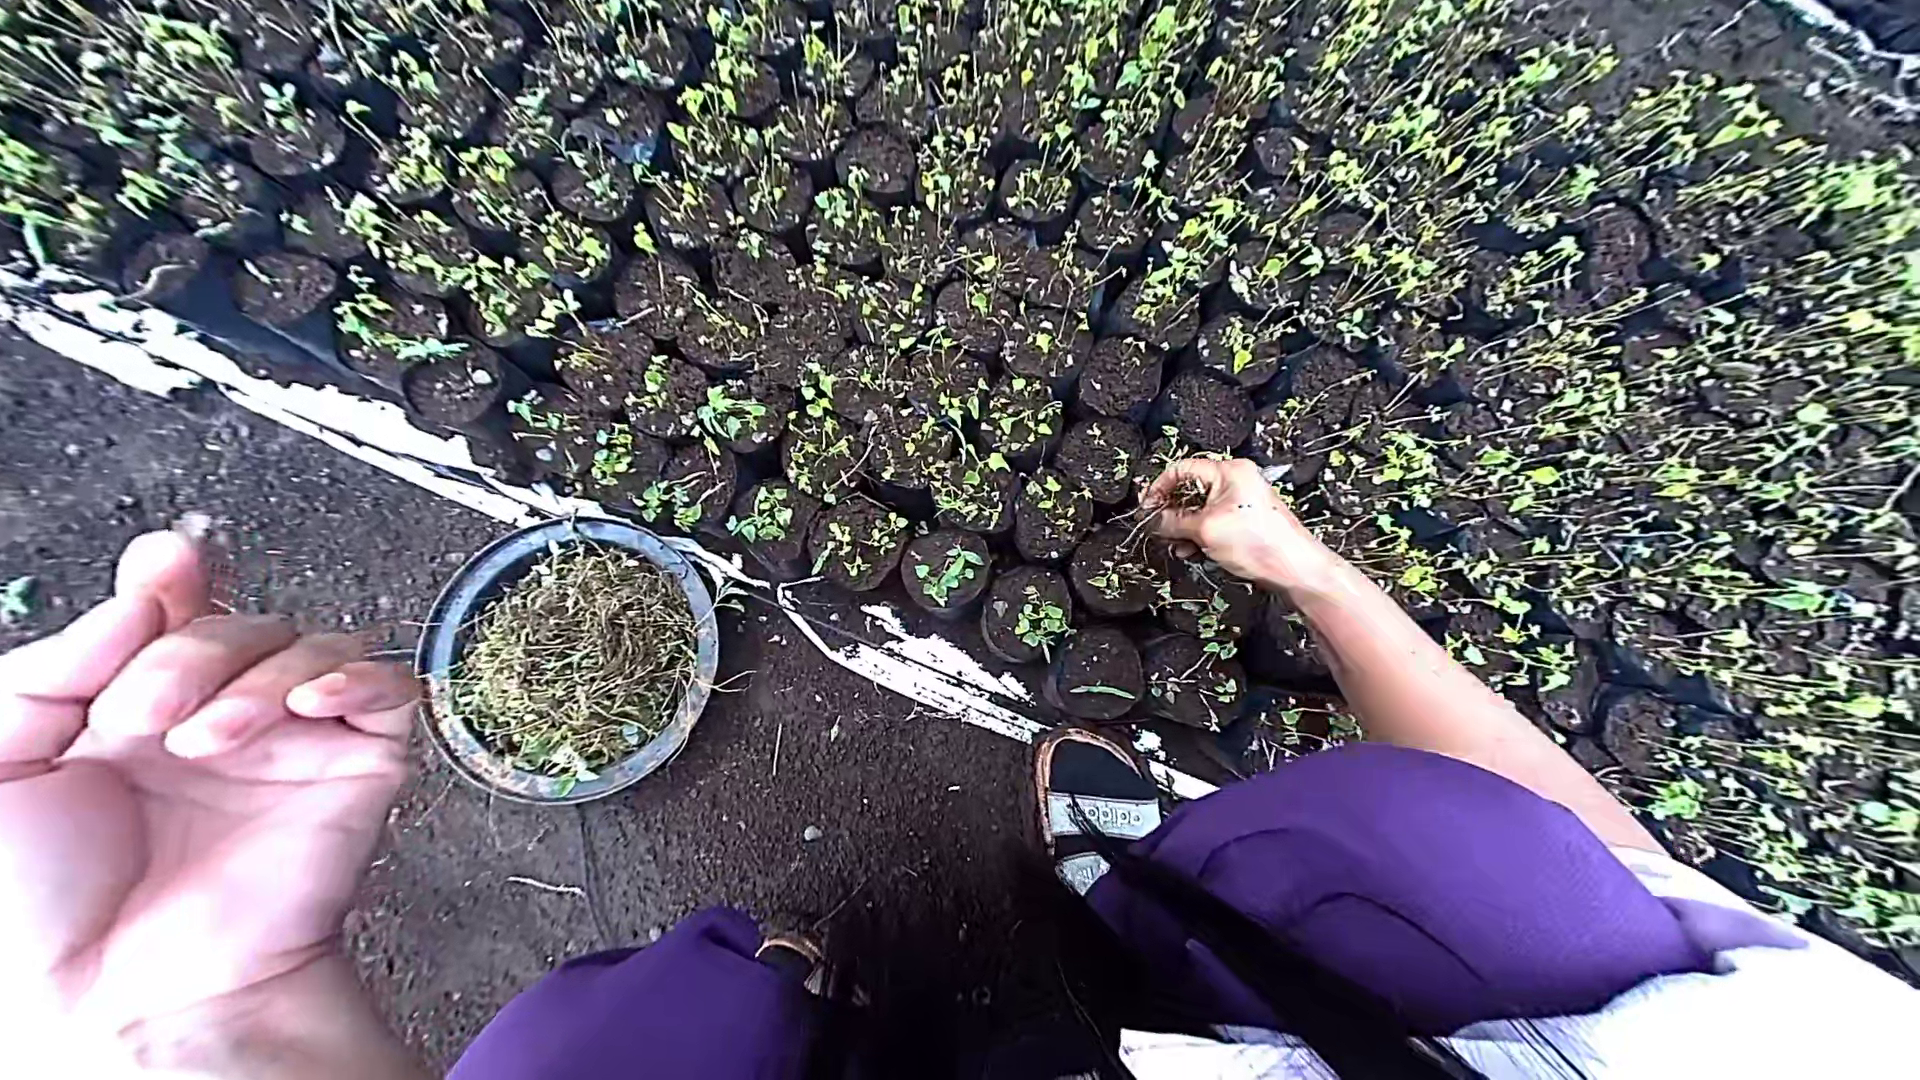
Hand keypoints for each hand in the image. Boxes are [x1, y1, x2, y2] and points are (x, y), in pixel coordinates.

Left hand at [0, 532, 417, 1045]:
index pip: (178, 620)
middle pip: (247, 627)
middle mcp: (227, 711)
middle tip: (142, 719)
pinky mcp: (365, 754)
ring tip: (210, 738)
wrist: (119, 981)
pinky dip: (357, 679)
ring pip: (319, 647)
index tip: (174, 555)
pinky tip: (311, 702)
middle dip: (193, 655)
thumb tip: (156, 584)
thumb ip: (55, 669)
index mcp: (137, 711)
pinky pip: (391, 688)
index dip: (181, 581)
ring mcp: (302, 732)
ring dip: (262, 675)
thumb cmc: (31, 898)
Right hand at [1143, 457, 1334, 590]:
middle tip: (1160, 530)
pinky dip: (1198, 534)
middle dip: (1172, 512)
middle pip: (1188, 489)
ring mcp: (1240, 500)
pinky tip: (1193, 551)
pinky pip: (1211, 521)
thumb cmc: (1261, 543)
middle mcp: (1235, 480)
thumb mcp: (1205, 529)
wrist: (1295, 568)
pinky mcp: (1243, 519)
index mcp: (1229, 471)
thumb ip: (1173, 521)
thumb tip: (1153, 519)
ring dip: (1183, 528)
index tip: (1148, 508)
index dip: (1159, 488)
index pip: (1181, 469)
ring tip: (1179, 545)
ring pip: (1198, 508)